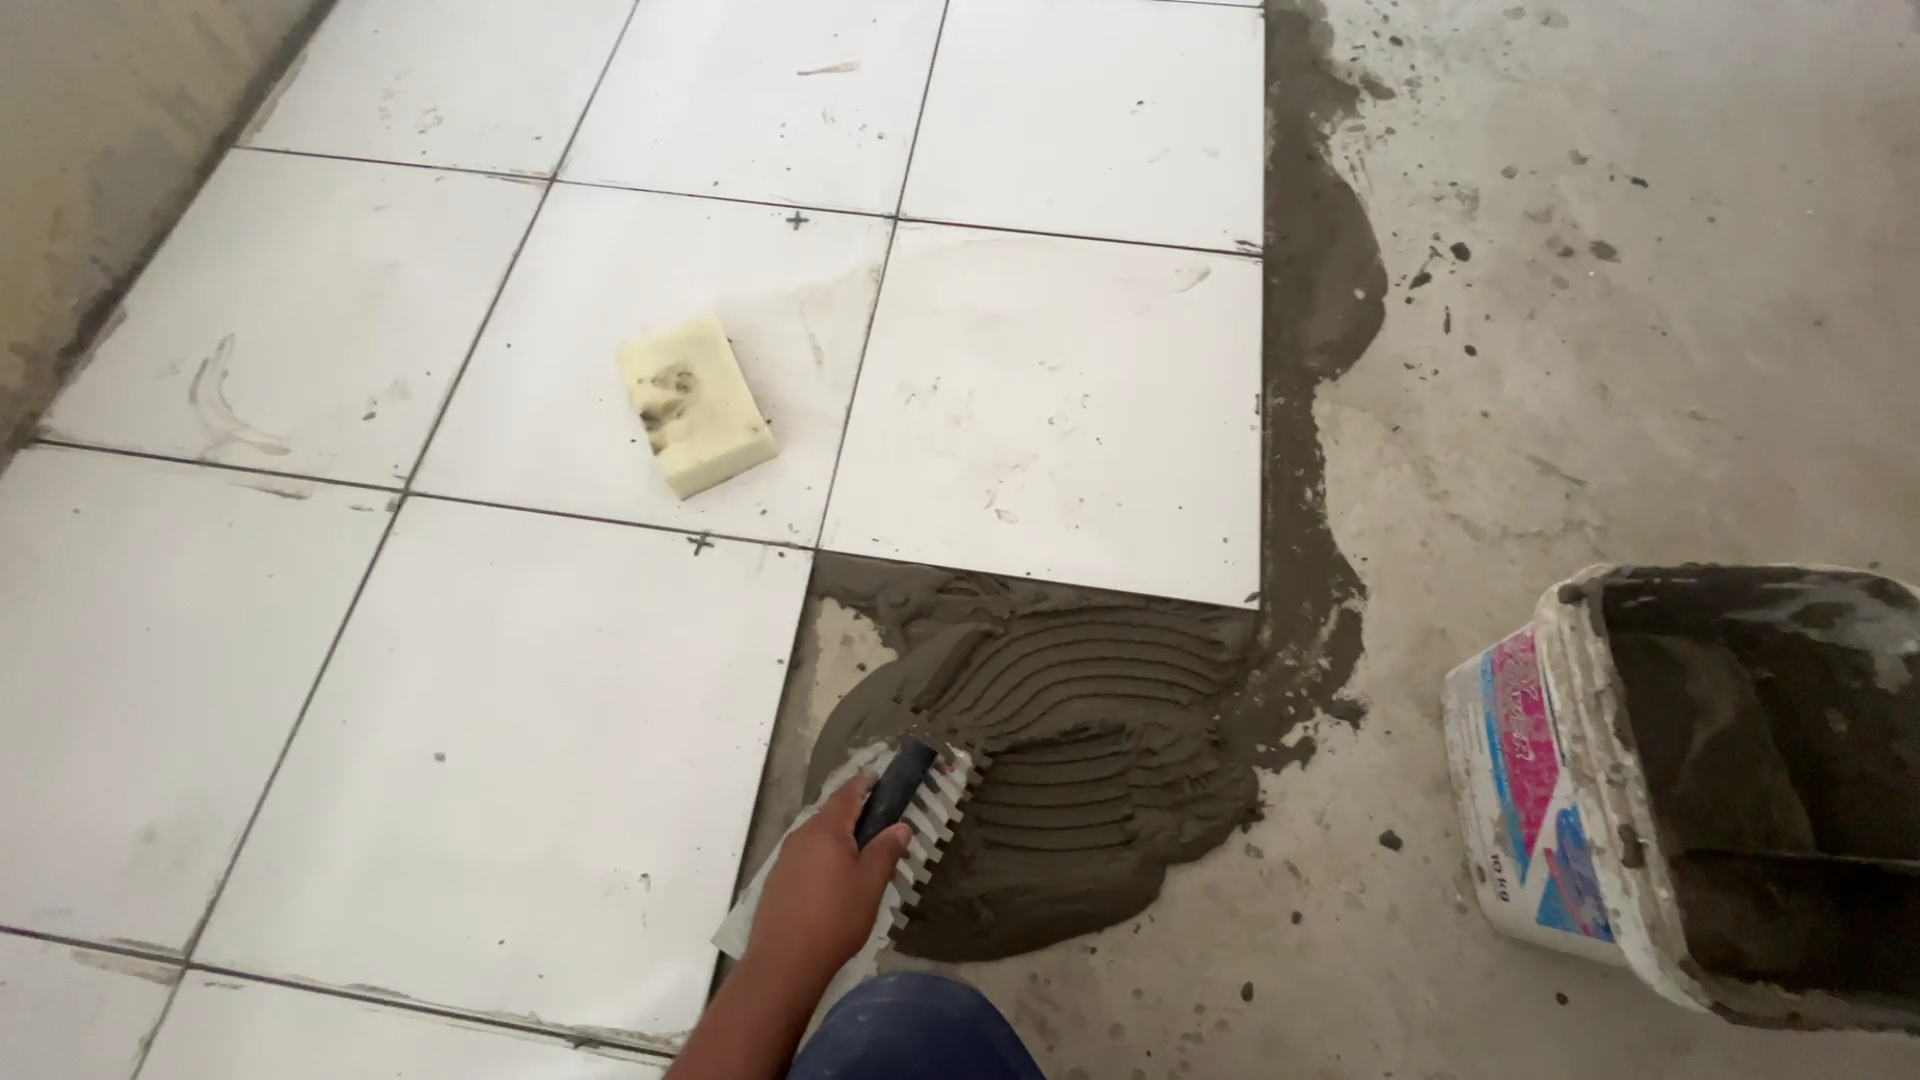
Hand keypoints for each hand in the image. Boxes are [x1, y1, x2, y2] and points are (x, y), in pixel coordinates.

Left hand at [745, 774, 911, 986]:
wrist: (782, 964)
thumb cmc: (834, 919)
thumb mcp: (870, 884)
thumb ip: (886, 850)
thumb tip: (901, 826)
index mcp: (826, 830)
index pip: (847, 793)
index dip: (864, 783)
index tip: (879, 778)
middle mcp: (801, 836)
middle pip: (832, 815)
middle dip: (857, 818)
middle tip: (883, 833)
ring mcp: (785, 859)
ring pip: (818, 839)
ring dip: (840, 842)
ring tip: (863, 865)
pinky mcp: (777, 882)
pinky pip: (806, 858)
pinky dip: (824, 860)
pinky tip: (835, 886)